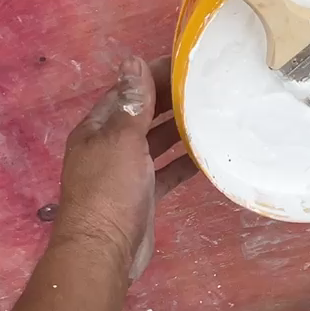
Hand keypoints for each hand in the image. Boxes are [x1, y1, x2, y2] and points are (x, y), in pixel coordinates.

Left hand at [53, 55, 198, 280]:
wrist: (105, 251)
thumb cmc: (110, 190)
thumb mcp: (121, 139)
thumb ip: (132, 102)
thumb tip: (132, 59)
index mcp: (97, 129)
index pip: (127, 93)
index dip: (151, 76)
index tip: (185, 65)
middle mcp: (110, 147)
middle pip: (142, 116)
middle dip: (169, 101)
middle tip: (206, 87)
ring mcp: (126, 173)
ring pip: (156, 144)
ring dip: (179, 130)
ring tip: (211, 114)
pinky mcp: (143, 196)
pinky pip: (166, 172)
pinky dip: (183, 163)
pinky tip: (207, 155)